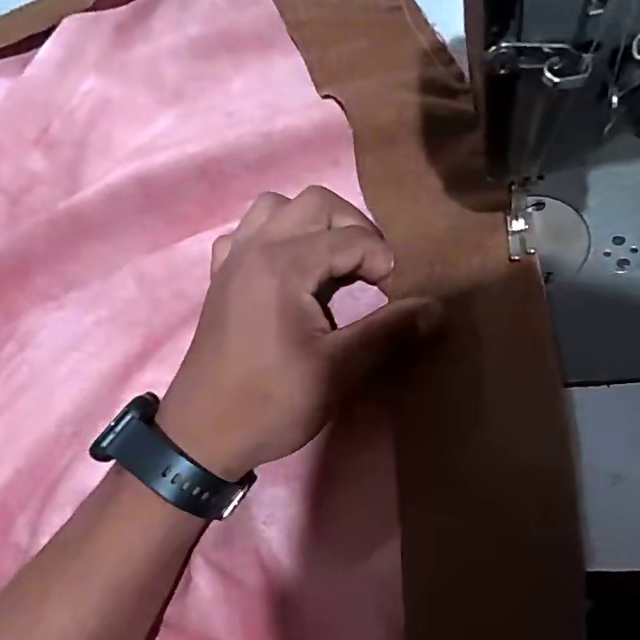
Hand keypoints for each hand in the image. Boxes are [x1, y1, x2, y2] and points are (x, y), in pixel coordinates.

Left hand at [158, 187, 440, 477]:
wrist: (203, 435)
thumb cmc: (272, 402)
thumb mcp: (338, 369)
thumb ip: (388, 331)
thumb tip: (436, 308)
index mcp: (283, 265)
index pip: (351, 238)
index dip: (384, 261)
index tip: (398, 296)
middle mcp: (255, 247)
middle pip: (316, 204)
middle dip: (355, 230)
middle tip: (375, 273)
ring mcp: (233, 259)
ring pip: (279, 208)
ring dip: (316, 227)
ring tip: (336, 267)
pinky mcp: (222, 278)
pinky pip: (251, 232)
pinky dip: (279, 238)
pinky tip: (293, 273)